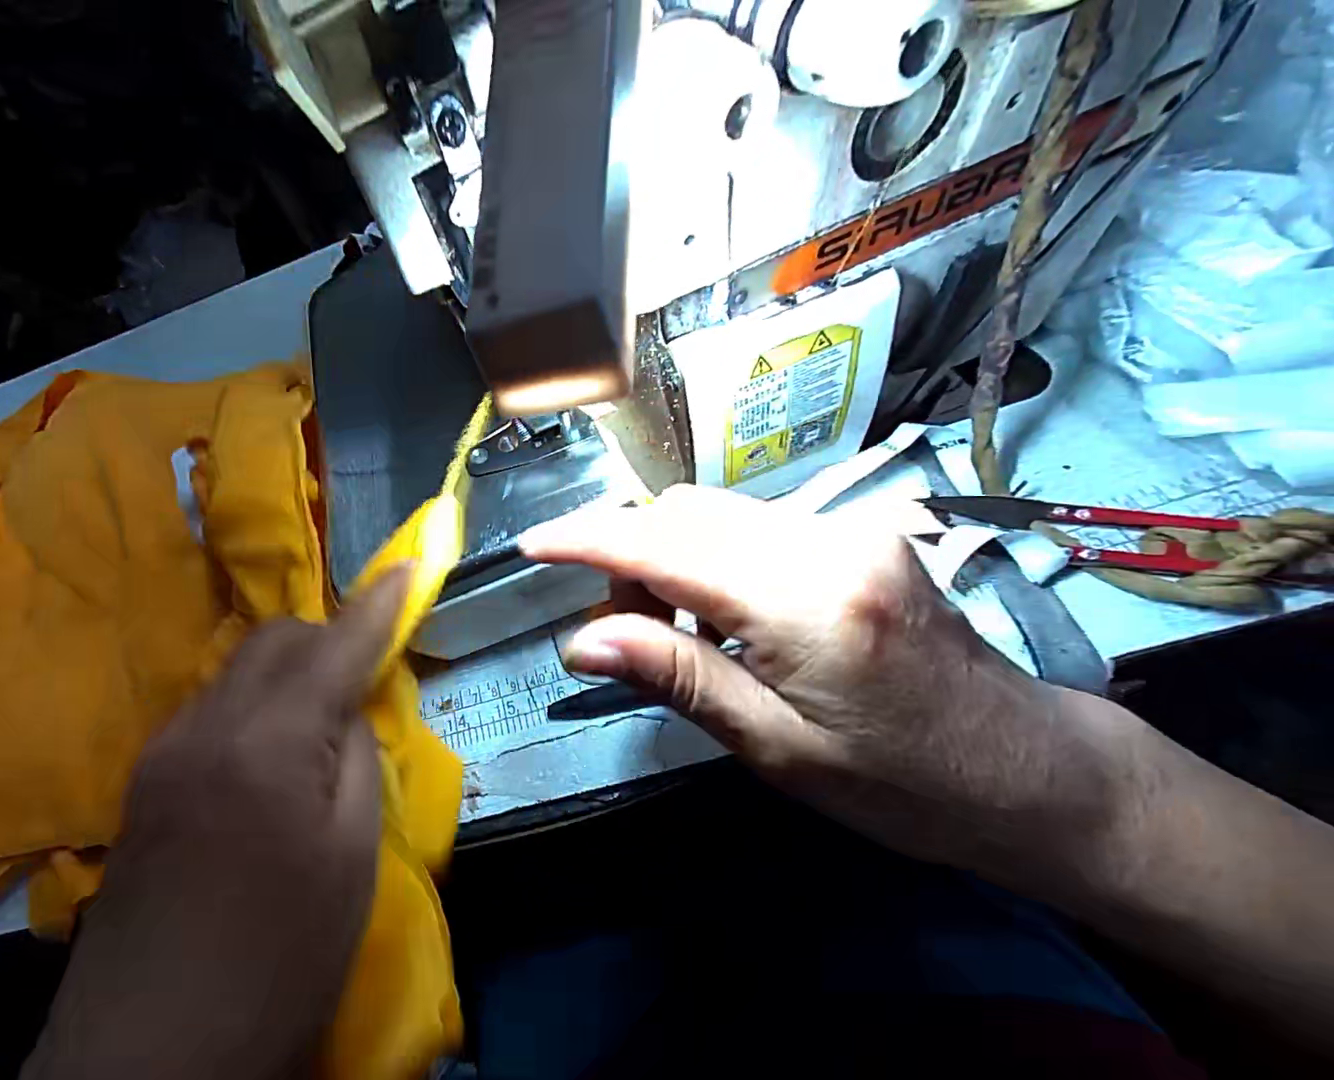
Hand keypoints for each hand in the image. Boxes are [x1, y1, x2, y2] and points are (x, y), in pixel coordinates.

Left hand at [25, 569, 411, 1079]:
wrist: (153, 1049)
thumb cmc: (280, 960)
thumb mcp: (351, 861)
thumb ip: (355, 759)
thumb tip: (349, 705)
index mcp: (268, 743)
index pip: (336, 646)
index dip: (379, 605)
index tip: (411, 567)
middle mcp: (208, 722)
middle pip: (275, 639)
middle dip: (327, 638)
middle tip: (364, 678)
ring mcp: (166, 745)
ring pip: (239, 666)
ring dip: (288, 671)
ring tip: (317, 720)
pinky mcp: (146, 774)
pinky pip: (212, 704)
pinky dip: (253, 703)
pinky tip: (267, 754)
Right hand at [519, 485, 1146, 892]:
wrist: (1034, 772)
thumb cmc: (900, 784)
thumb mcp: (772, 745)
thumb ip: (675, 677)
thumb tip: (580, 643)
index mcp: (809, 603)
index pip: (666, 546)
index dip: (588, 540)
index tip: (532, 546)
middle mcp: (828, 541)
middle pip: (681, 513)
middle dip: (622, 556)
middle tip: (614, 628)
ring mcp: (846, 528)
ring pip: (706, 513)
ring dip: (660, 558)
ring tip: (667, 631)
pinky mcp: (850, 531)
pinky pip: (741, 524)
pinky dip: (699, 558)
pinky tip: (712, 614)